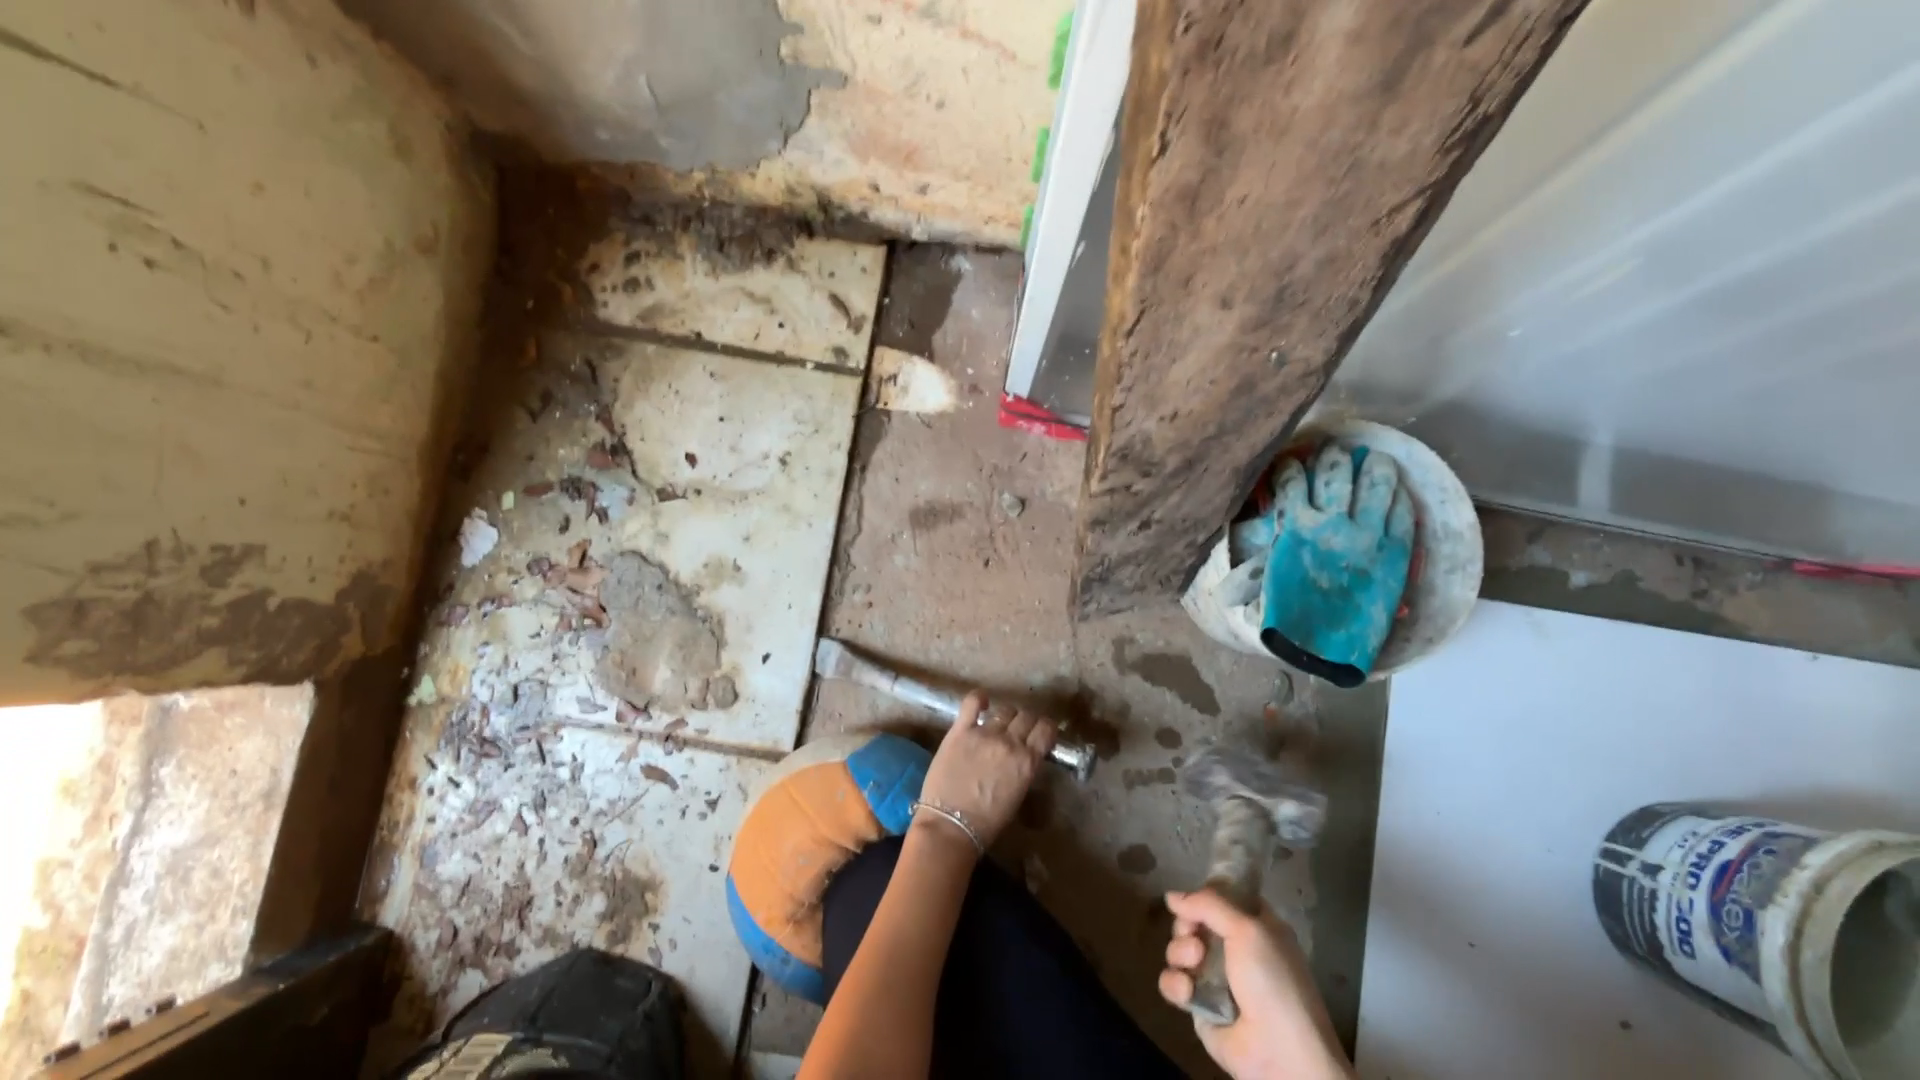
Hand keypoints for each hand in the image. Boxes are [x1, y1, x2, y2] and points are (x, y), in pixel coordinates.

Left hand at [915, 691, 1054, 854]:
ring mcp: (984, 734)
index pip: (1046, 729)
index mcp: (1027, 761)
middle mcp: (1009, 742)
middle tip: (1018, 730)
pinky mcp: (959, 731)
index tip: (1040, 732)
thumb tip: (1025, 754)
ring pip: (1004, 710)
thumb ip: (1024, 769)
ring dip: (1005, 716)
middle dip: (1026, 722)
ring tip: (999, 724)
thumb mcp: (1018, 794)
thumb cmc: (987, 821)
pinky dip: (979, 699)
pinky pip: (972, 703)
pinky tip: (981, 702)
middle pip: (1026, 717)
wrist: (951, 825)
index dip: (1045, 728)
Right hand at [1158, 889, 1352, 1079]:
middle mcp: (1235, 949)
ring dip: (1180, 953)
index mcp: (1256, 927)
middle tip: (1194, 935)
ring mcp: (1215, 977)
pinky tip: (1188, 994)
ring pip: (1179, 950)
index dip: (1206, 894)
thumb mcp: (1248, 930)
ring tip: (1194, 964)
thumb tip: (1171, 896)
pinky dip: (1176, 985)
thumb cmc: (1272, 981)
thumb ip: (1208, 904)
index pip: (1224, 897)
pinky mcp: (1199, 1004)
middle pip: (1194, 921)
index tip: (1196, 898)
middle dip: (1187, 925)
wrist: (1279, 1051)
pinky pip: (1173, 982)